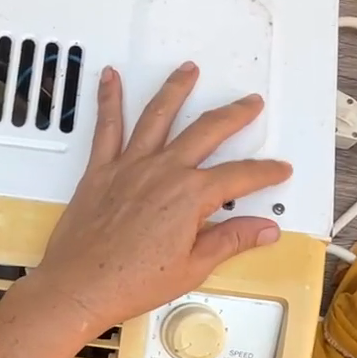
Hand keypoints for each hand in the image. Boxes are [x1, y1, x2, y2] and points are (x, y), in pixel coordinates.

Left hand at [19, 63, 292, 334]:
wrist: (78, 287)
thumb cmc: (130, 283)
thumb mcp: (191, 268)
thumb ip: (229, 241)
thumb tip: (265, 229)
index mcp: (190, 196)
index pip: (239, 176)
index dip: (263, 173)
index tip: (278, 170)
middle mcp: (162, 171)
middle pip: (206, 131)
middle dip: (233, 115)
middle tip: (250, 104)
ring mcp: (129, 167)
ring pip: (158, 116)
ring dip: (176, 89)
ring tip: (189, 71)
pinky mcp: (99, 172)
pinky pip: (106, 128)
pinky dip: (108, 100)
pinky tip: (110, 78)